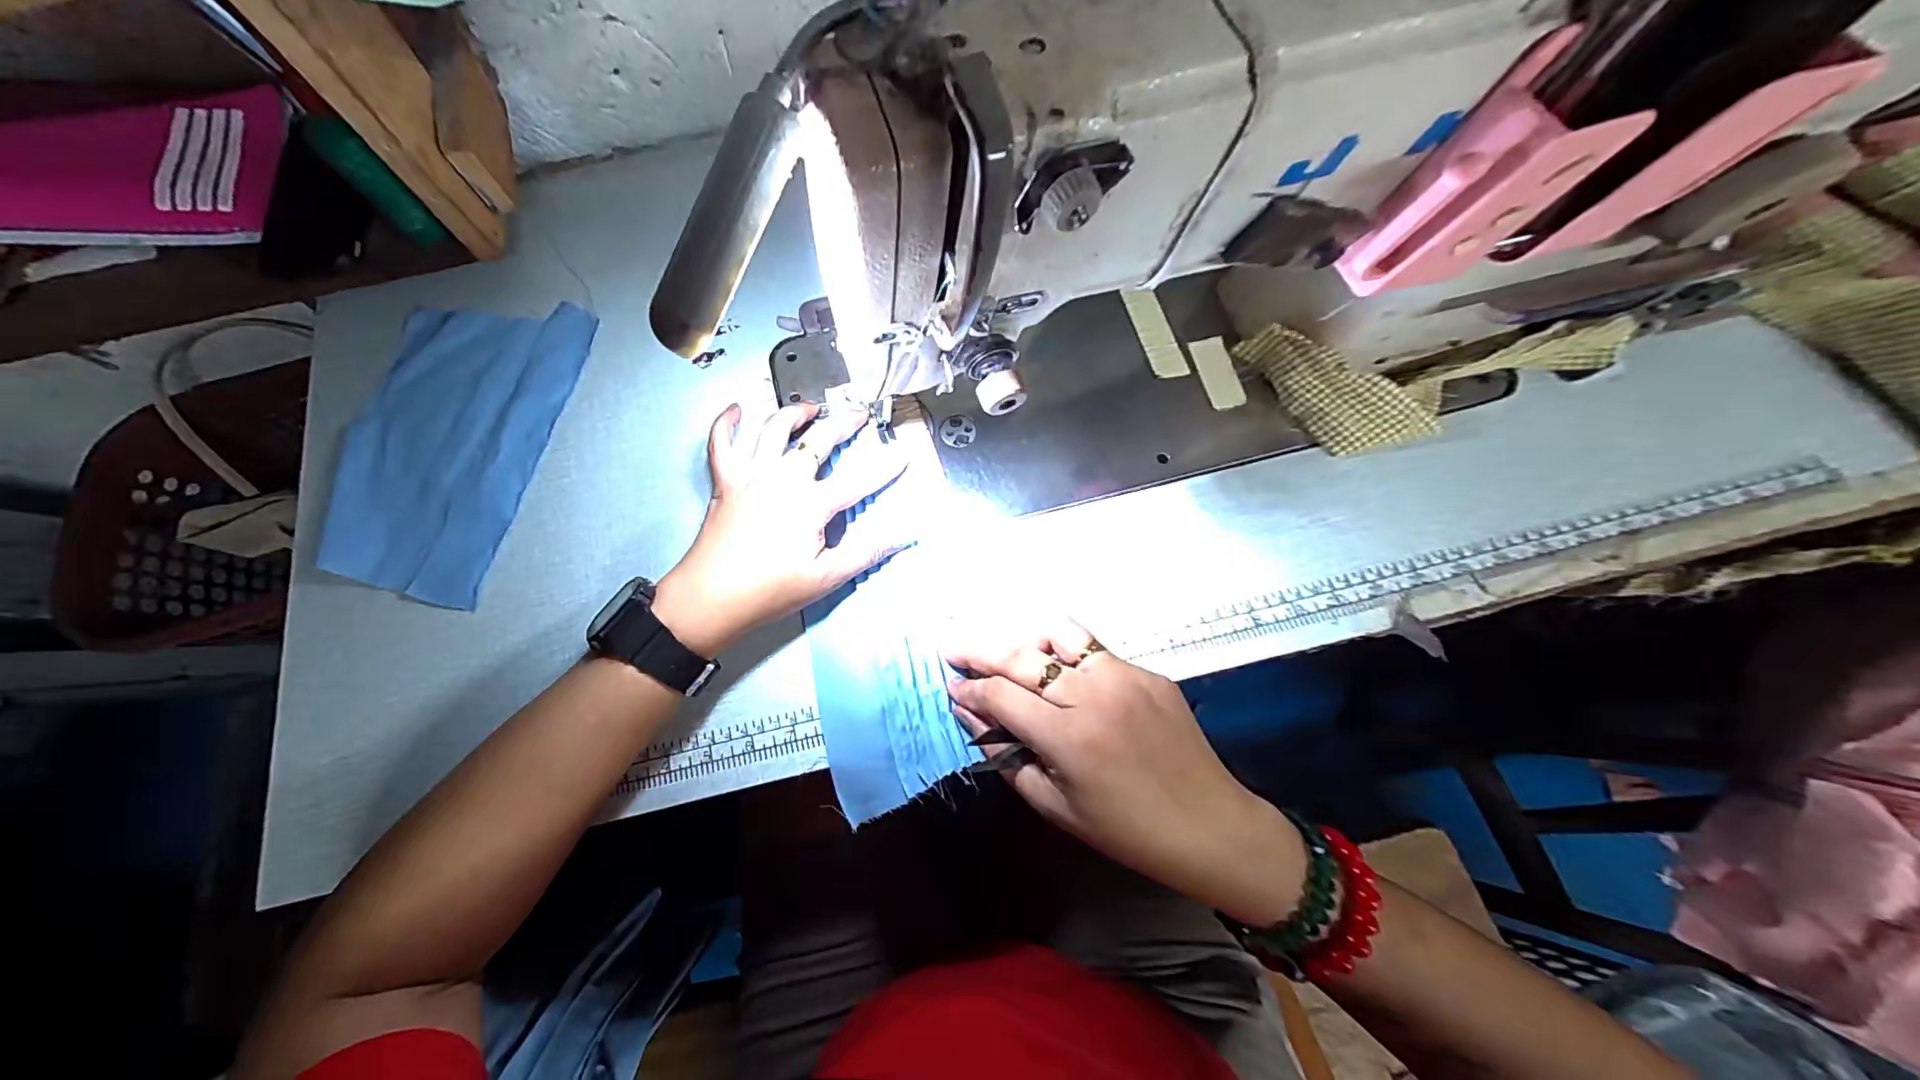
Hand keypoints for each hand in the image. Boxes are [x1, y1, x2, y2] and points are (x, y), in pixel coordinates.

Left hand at [654, 403, 910, 656]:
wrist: (710, 598)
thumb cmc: (767, 591)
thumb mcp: (826, 578)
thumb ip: (866, 553)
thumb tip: (901, 538)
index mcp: (811, 505)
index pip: (859, 479)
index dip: (885, 466)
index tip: (901, 455)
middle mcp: (781, 481)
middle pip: (818, 440)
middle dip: (843, 423)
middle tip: (858, 416)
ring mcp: (751, 477)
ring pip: (773, 429)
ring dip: (794, 413)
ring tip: (809, 408)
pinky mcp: (726, 482)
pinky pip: (722, 442)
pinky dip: (727, 423)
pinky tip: (736, 411)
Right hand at [945, 619, 1307, 926]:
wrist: (1209, 824)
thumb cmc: (1126, 830)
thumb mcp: (1055, 806)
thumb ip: (1007, 757)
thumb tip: (972, 718)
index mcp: (1069, 737)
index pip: (1001, 696)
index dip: (970, 690)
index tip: (953, 688)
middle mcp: (1094, 694)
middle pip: (1022, 657)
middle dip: (980, 651)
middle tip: (953, 646)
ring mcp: (1125, 676)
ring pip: (1060, 636)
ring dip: (1026, 641)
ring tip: (1009, 651)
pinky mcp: (1148, 672)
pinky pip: (1096, 651)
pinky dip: (1068, 654)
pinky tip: (1059, 669)